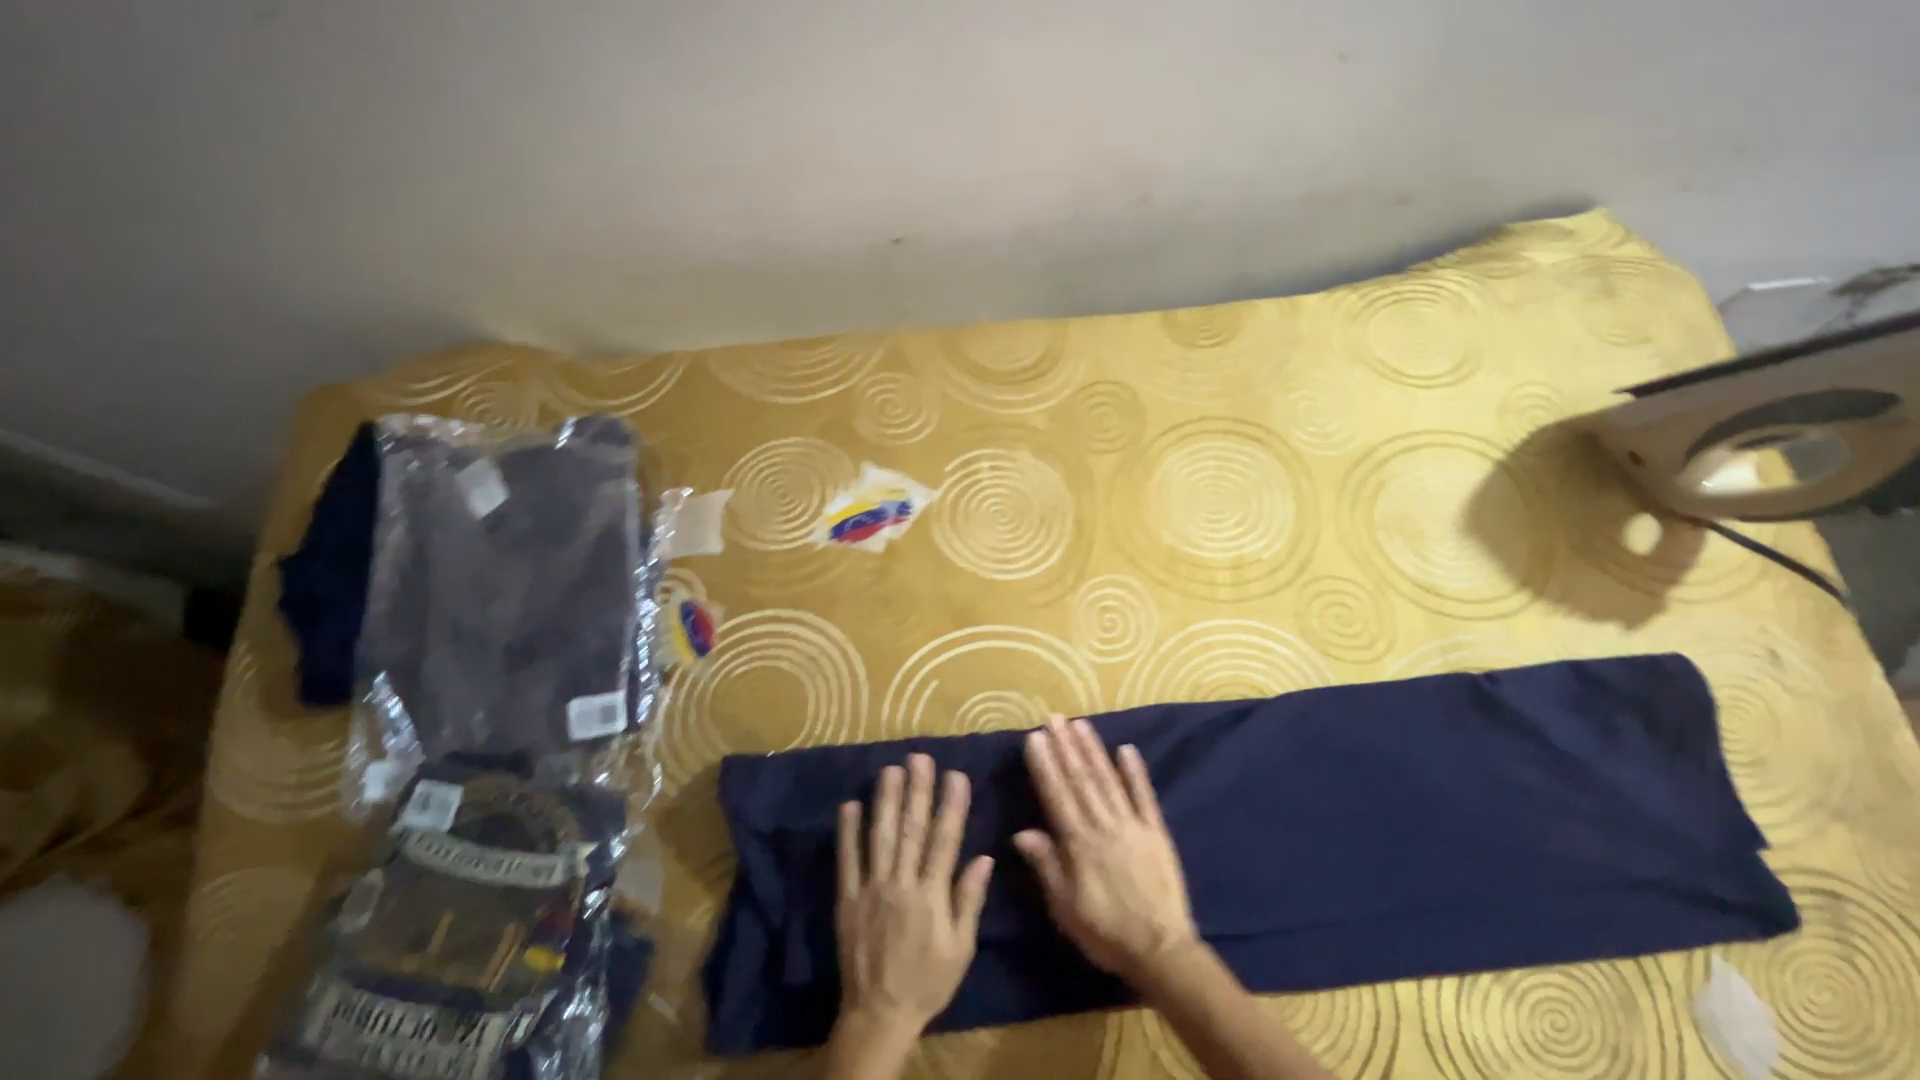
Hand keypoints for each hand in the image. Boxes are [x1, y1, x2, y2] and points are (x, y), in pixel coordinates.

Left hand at [835, 754, 994, 1033]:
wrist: (880, 1012)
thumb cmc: (929, 981)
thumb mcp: (961, 947)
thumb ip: (969, 900)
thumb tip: (984, 858)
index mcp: (932, 895)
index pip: (944, 840)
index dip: (950, 805)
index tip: (955, 775)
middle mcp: (902, 884)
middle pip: (911, 830)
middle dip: (917, 791)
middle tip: (920, 758)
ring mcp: (871, 889)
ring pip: (879, 837)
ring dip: (885, 801)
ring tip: (890, 769)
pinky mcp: (847, 899)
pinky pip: (847, 861)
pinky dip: (847, 833)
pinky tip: (850, 806)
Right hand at [1014, 715, 1198, 981]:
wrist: (1160, 950)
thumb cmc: (1105, 933)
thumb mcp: (1065, 908)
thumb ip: (1046, 866)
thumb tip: (1022, 831)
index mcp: (1079, 845)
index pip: (1057, 796)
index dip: (1045, 765)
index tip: (1035, 737)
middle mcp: (1104, 827)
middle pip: (1081, 780)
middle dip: (1066, 747)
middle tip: (1054, 718)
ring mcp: (1133, 826)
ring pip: (1109, 781)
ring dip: (1093, 751)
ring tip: (1080, 724)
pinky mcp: (1157, 833)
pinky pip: (1145, 797)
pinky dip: (1135, 773)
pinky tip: (1127, 750)